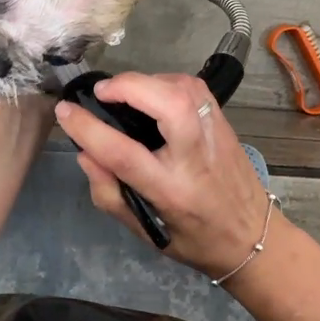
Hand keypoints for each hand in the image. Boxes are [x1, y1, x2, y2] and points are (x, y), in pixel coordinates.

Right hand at [54, 72, 273, 279]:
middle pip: (169, 104)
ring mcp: (215, 135)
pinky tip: (153, 93)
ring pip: (184, 89)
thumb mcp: (145, 232)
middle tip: (102, 92)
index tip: (64, 111)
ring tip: (125, 92)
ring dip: (147, 81)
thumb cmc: (193, 239)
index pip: (124, 153)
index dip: (88, 128)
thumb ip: (109, 194)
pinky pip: (194, 88)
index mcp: (172, 191)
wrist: (254, 238)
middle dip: (129, 86)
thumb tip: (85, 153)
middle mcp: (196, 158)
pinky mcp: (225, 122)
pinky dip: (167, 82)